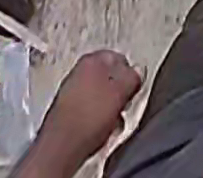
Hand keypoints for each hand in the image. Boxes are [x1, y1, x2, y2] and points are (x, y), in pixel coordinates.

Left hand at [28, 50, 142, 171]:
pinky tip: (100, 128)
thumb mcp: (120, 94)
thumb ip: (132, 78)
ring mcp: (72, 88)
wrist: (63, 143)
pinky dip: (97, 116)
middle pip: (109, 76)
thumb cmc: (88, 116)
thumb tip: (139, 69)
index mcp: (92, 59)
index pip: (119, 58)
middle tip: (124, 106)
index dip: (130, 75)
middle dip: (119, 92)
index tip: (134, 89)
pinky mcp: (67, 108)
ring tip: (113, 122)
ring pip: (100, 93)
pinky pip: (89, 107)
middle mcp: (79, 70)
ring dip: (109, 106)